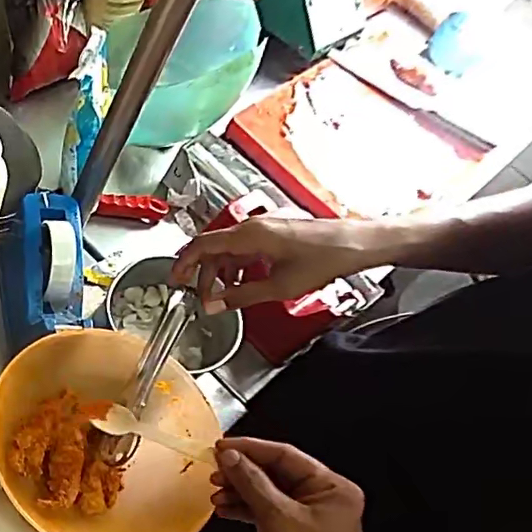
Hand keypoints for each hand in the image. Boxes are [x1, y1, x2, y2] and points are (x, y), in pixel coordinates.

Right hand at [174, 215, 391, 311]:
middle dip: (203, 275)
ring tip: (222, 295)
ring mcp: (264, 228)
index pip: (202, 245)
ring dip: (220, 273)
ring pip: (227, 250)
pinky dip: (235, 266)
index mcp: (249, 235)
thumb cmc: (324, 258)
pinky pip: (243, 248)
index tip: (175, 279)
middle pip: (213, 249)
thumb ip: (240, 297)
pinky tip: (242, 283)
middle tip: (202, 298)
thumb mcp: (277, 287)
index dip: (183, 263)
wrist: (357, 244)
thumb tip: (215, 305)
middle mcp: (253, 226)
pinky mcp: (274, 233)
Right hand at [211, 437, 368, 531]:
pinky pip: (266, 511)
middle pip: (276, 474)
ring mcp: (309, 519)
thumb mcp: (276, 516)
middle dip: (242, 472)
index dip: (251, 449)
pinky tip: (226, 508)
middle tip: (216, 468)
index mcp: (334, 489)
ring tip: (216, 491)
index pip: (286, 456)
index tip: (224, 447)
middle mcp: (325, 500)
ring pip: (268, 493)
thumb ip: (251, 482)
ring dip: (240, 491)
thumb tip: (233, 458)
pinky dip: (245, 508)